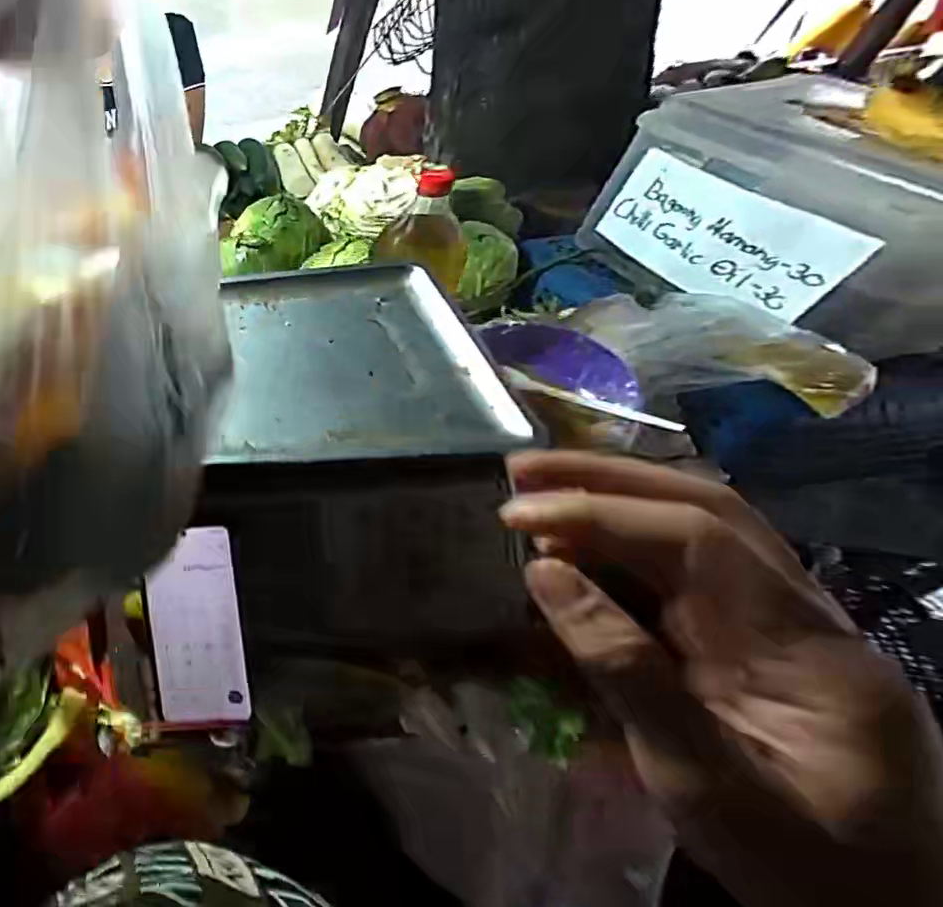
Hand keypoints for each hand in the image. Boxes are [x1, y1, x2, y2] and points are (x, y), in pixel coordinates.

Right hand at [500, 450, 942, 906]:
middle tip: (518, 470)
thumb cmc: (790, 856)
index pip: (702, 542)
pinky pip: (690, 563)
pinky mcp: (759, 636)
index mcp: (811, 654)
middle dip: (607, 478)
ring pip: (704, 525)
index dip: (599, 513)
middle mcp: (811, 619)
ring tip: (532, 491)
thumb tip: (543, 571)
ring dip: (612, 495)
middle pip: (711, 510)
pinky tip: (570, 541)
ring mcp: (790, 624)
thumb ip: (624, 670)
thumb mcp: (698, 777)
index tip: (515, 517)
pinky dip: (619, 537)